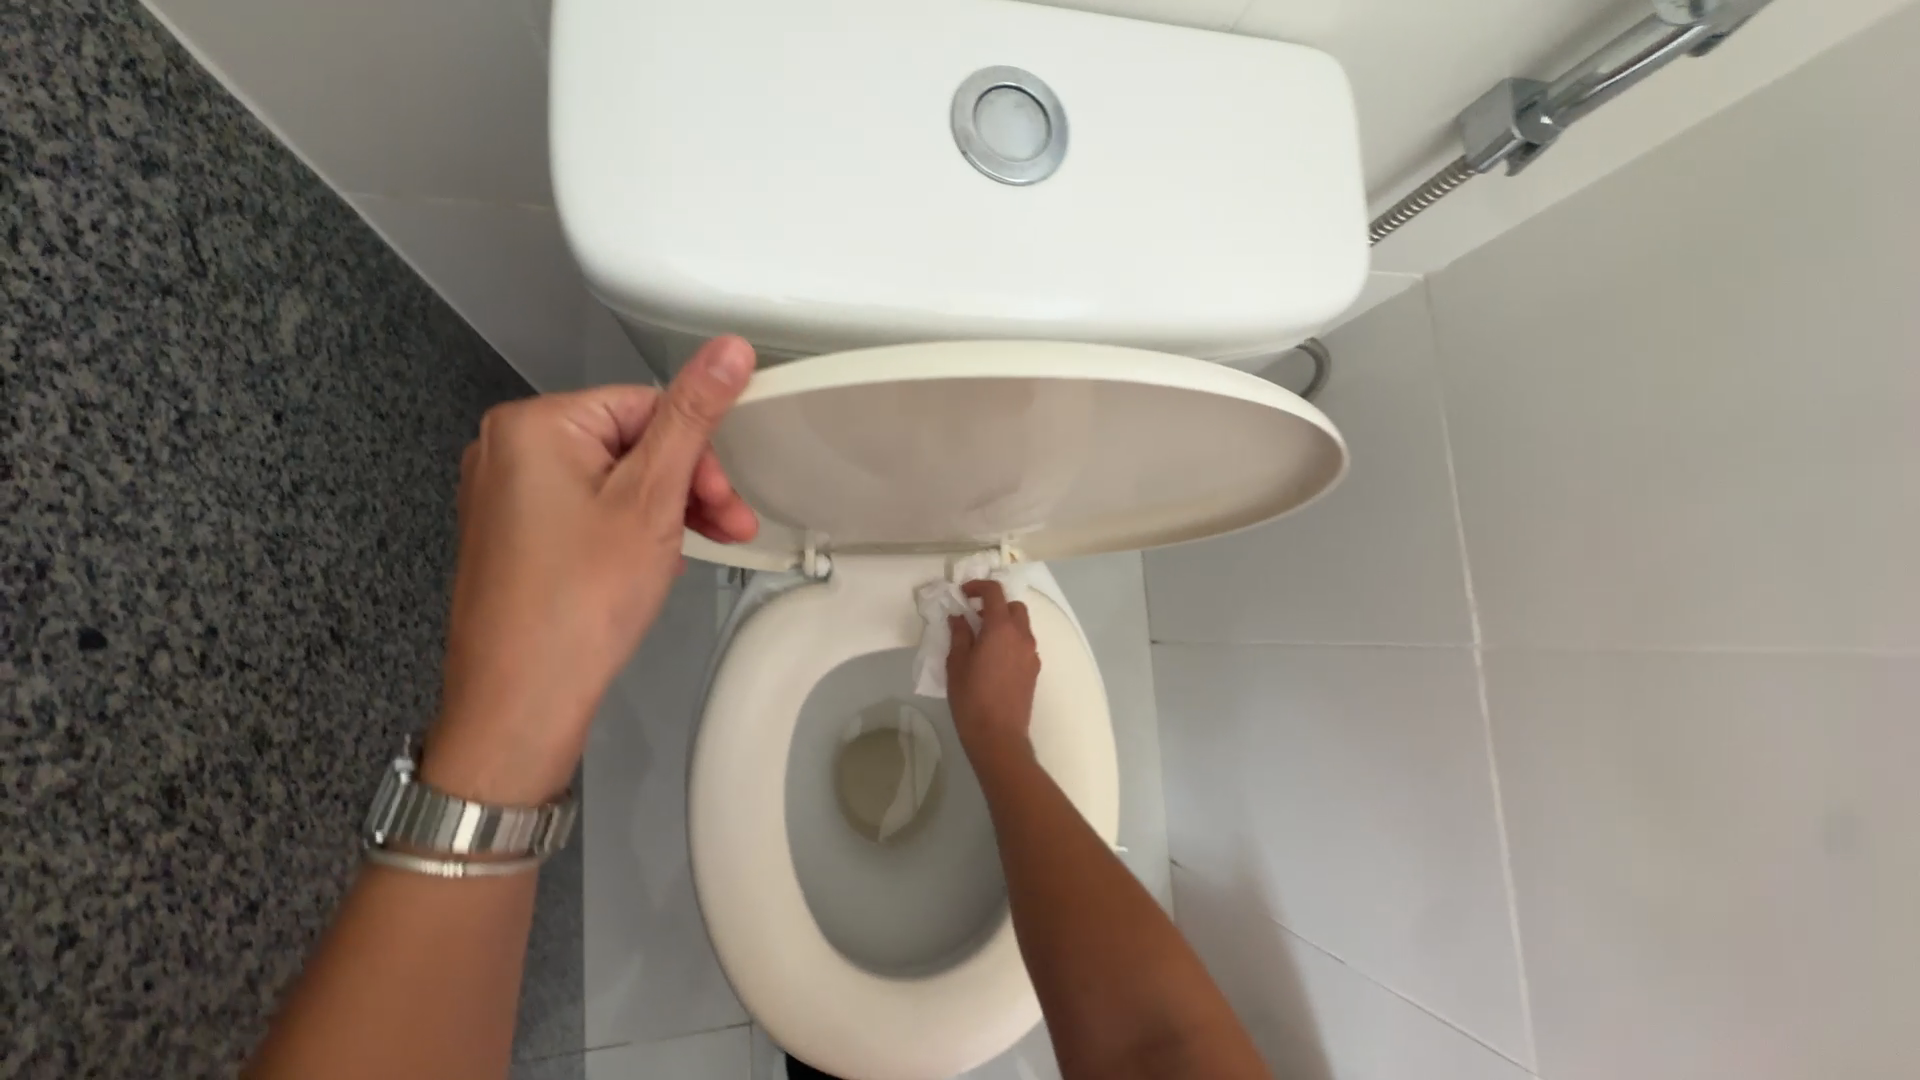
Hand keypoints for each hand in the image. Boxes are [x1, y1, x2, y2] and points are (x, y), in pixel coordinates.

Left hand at [422, 336, 758, 803]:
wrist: (523, 699)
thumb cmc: (585, 597)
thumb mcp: (653, 498)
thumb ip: (694, 417)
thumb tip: (729, 347)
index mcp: (534, 424)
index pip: (646, 406)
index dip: (698, 453)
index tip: (726, 502)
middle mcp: (509, 449)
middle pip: (631, 443)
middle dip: (686, 486)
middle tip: (727, 528)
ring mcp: (507, 496)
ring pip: (614, 480)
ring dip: (666, 510)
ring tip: (699, 550)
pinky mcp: (515, 535)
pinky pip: (589, 511)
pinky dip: (631, 529)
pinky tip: (655, 561)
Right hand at [946, 580, 1040, 760]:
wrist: (999, 736)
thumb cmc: (972, 698)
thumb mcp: (956, 664)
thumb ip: (959, 635)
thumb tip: (959, 617)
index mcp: (1001, 629)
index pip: (995, 593)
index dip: (978, 587)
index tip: (963, 594)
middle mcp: (1022, 636)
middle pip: (1013, 606)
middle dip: (994, 605)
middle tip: (973, 617)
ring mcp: (1032, 654)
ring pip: (1021, 626)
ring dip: (1003, 623)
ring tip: (981, 640)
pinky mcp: (1034, 670)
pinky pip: (1023, 644)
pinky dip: (1010, 641)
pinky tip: (993, 659)